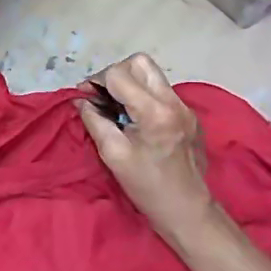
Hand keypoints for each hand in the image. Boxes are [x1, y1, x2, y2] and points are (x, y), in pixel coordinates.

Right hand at [76, 54, 215, 240]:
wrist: (187, 208)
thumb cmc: (146, 186)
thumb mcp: (113, 154)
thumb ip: (94, 121)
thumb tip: (81, 100)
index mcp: (154, 111)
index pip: (119, 74)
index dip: (97, 81)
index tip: (87, 97)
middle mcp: (173, 101)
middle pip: (140, 62)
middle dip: (116, 74)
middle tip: (104, 97)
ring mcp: (185, 106)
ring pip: (152, 74)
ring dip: (131, 83)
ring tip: (119, 108)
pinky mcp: (190, 114)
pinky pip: (162, 91)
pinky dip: (144, 96)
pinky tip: (138, 120)